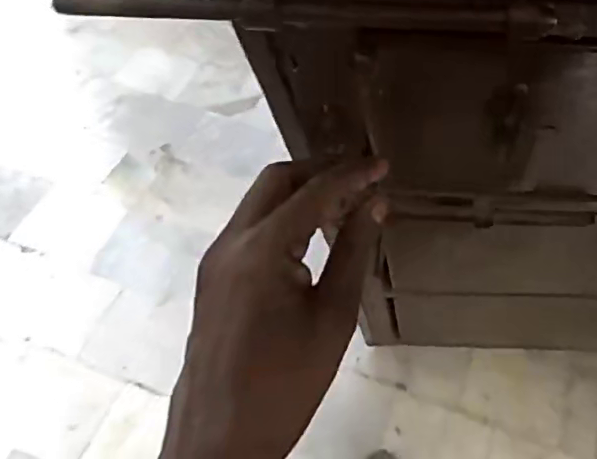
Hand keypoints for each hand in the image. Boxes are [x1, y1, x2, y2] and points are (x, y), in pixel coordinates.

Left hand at [162, 158, 388, 458]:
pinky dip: (285, 214)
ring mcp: (217, 258)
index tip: (383, 164)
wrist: (217, 447)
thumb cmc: (284, 385)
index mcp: (260, 250)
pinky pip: (253, 224)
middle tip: (361, 178)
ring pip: (262, 198)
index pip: (314, 191)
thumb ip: (354, 250)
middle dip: (321, 170)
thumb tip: (376, 202)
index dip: (352, 173)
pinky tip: (314, 230)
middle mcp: (231, 242)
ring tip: (346, 201)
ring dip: (303, 191)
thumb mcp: (333, 317)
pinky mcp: (213, 275)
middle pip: (278, 179)